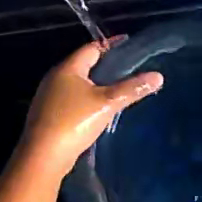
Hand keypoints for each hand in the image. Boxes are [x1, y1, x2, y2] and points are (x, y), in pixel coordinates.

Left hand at [16, 39, 163, 176]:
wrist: (43, 157)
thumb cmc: (74, 122)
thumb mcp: (108, 102)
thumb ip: (132, 88)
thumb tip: (158, 76)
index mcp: (68, 68)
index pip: (91, 48)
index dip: (110, 45)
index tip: (128, 44)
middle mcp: (55, 78)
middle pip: (83, 64)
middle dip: (104, 64)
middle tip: (129, 67)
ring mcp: (49, 97)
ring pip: (77, 83)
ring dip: (96, 83)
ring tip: (118, 87)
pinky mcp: (49, 115)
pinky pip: (72, 98)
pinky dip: (87, 98)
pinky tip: (100, 108)